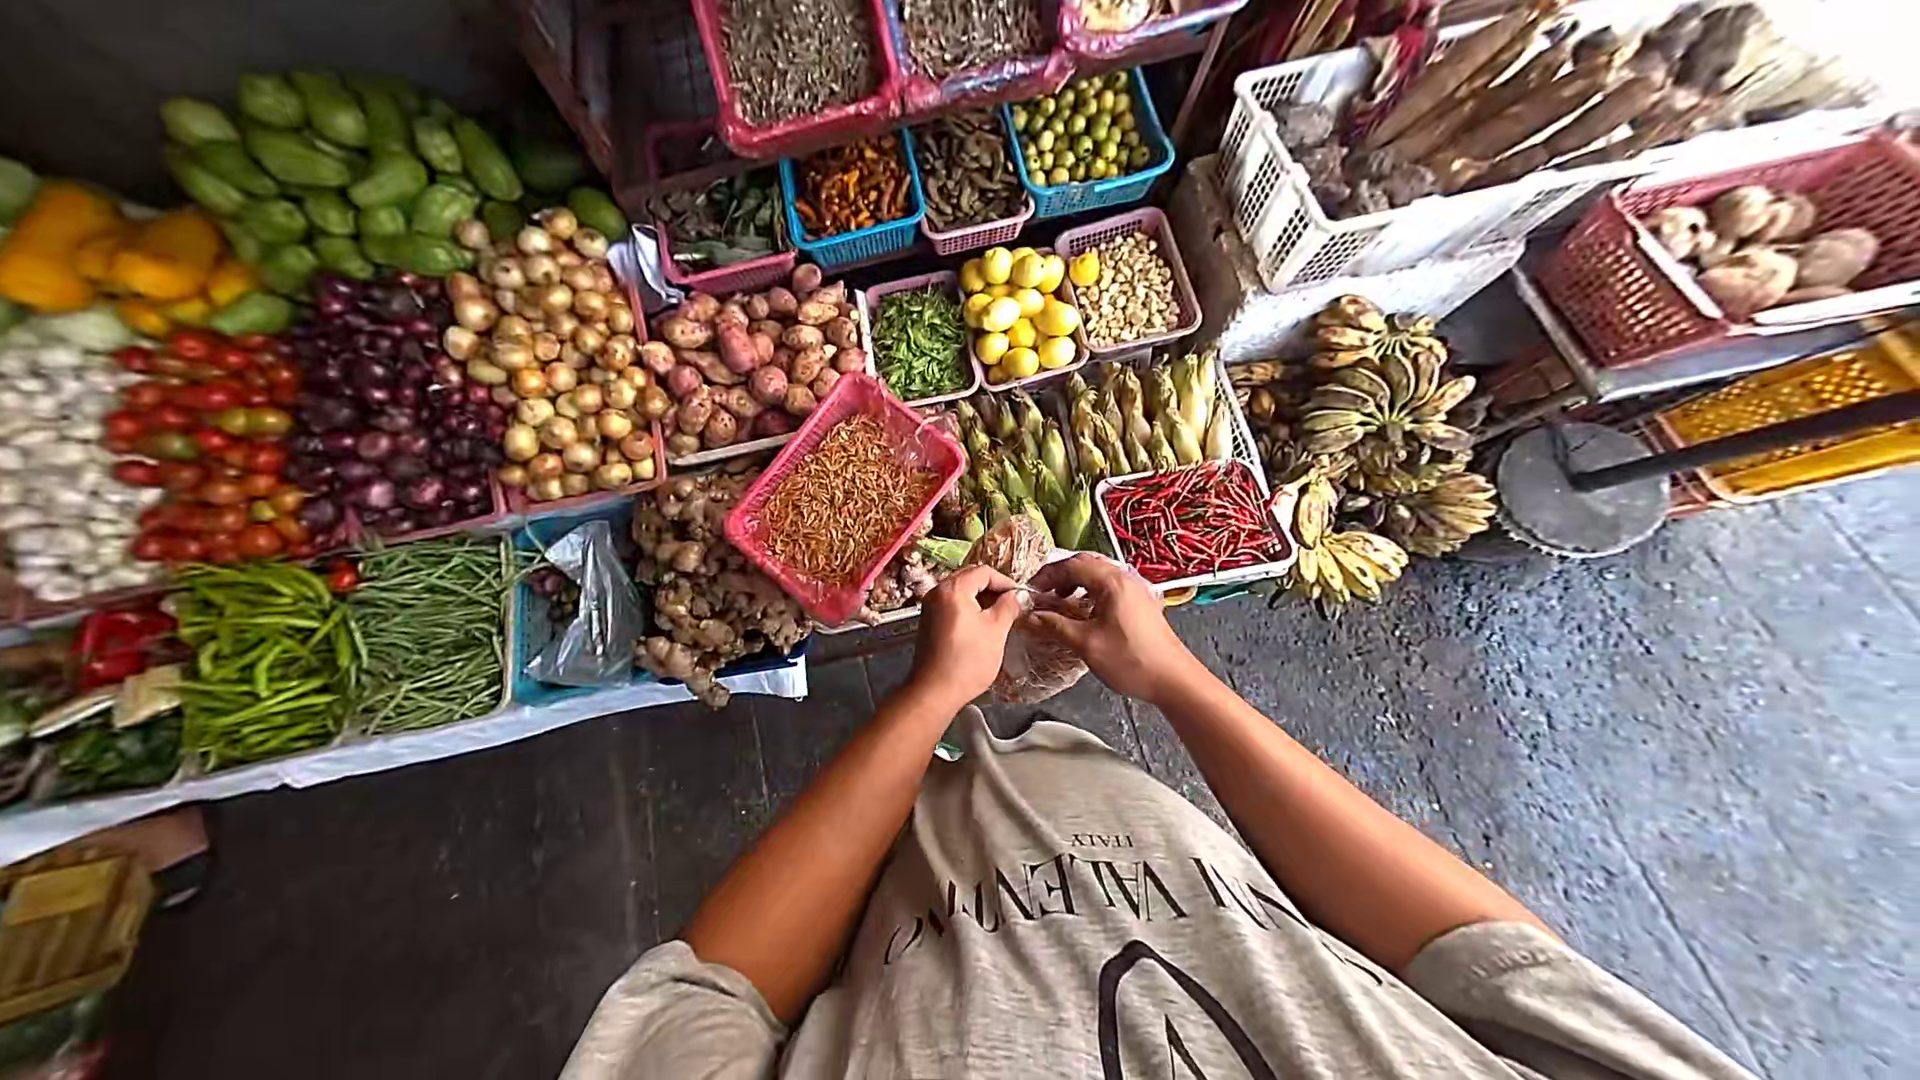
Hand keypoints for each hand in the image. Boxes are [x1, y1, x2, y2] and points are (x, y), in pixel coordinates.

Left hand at [905, 565, 1025, 710]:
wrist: (934, 691)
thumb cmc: (966, 661)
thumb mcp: (996, 630)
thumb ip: (1009, 606)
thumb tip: (1017, 596)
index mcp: (952, 589)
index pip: (983, 571)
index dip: (1005, 581)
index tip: (1018, 596)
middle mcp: (937, 593)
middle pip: (970, 578)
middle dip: (993, 589)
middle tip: (1011, 605)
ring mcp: (930, 608)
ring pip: (961, 593)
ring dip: (982, 600)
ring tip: (999, 617)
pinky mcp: (929, 622)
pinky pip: (952, 605)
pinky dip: (969, 610)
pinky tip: (981, 627)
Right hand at [1024, 554, 1205, 704]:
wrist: (1173, 679)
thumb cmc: (1132, 660)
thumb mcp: (1086, 644)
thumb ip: (1055, 626)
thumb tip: (1030, 617)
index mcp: (1112, 582)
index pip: (1071, 565)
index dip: (1046, 575)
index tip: (1031, 591)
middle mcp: (1125, 578)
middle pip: (1085, 563)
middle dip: (1060, 576)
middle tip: (1042, 593)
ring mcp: (1135, 589)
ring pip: (1098, 573)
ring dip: (1075, 582)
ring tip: (1059, 600)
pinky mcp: (1140, 602)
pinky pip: (1109, 585)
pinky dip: (1090, 590)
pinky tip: (1082, 609)